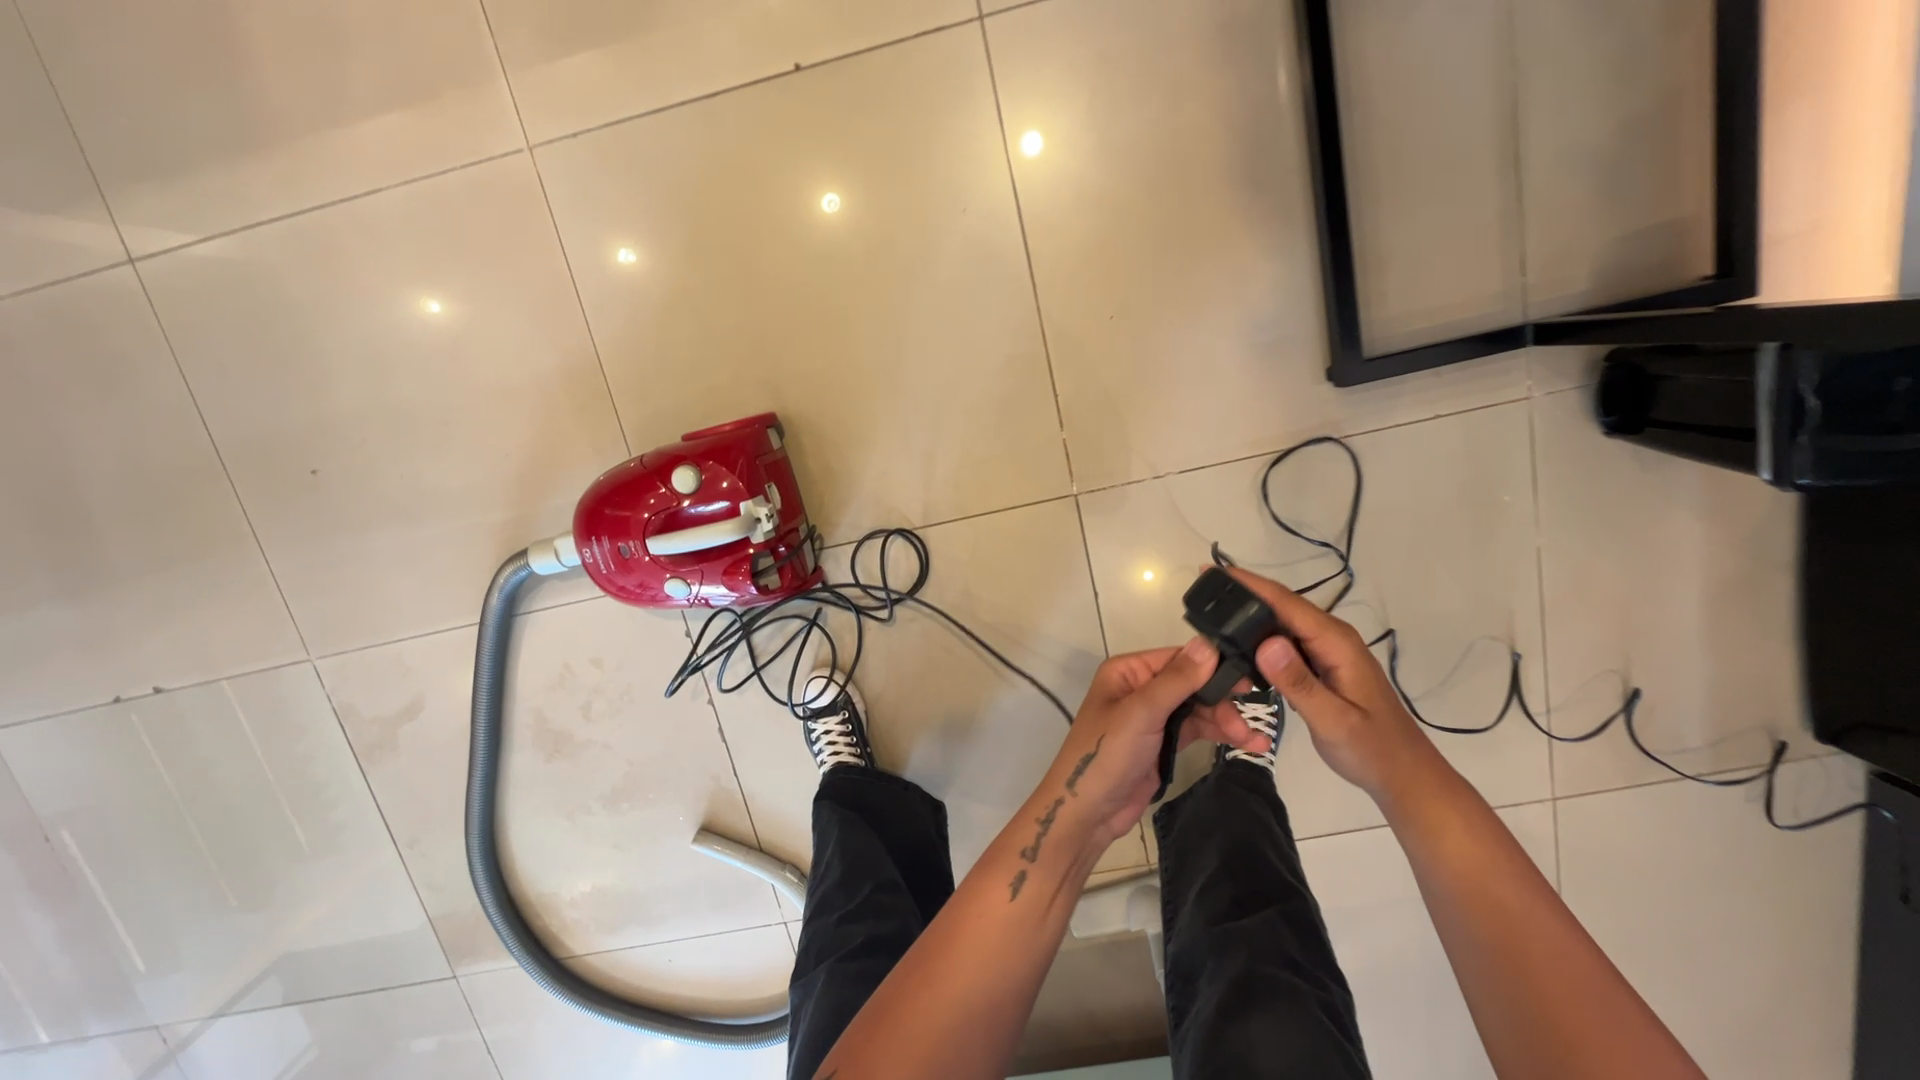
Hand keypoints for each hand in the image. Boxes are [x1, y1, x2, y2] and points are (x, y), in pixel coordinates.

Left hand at [1044, 639, 1273, 847]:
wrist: (1088, 812)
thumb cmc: (1107, 754)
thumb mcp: (1141, 712)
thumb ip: (1177, 680)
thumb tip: (1209, 645)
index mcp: (1128, 671)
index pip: (1179, 658)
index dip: (1213, 666)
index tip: (1249, 678)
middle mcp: (1141, 687)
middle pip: (1193, 683)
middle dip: (1222, 700)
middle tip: (1249, 717)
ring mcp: (1153, 716)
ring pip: (1199, 708)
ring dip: (1227, 721)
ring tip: (1254, 739)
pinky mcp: (1163, 742)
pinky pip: (1197, 729)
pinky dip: (1220, 734)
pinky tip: (1248, 743)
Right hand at [1224, 567, 1448, 802]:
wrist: (1402, 773)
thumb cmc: (1371, 748)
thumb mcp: (1333, 720)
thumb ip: (1299, 683)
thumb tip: (1264, 642)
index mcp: (1335, 643)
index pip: (1286, 603)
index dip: (1249, 585)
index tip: (1214, 572)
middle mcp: (1331, 638)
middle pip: (1282, 606)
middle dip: (1243, 595)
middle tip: (1203, 594)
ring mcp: (1327, 651)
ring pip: (1282, 623)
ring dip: (1249, 616)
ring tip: (1211, 613)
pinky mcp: (1320, 666)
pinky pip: (1286, 643)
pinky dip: (1260, 638)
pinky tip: (1238, 645)